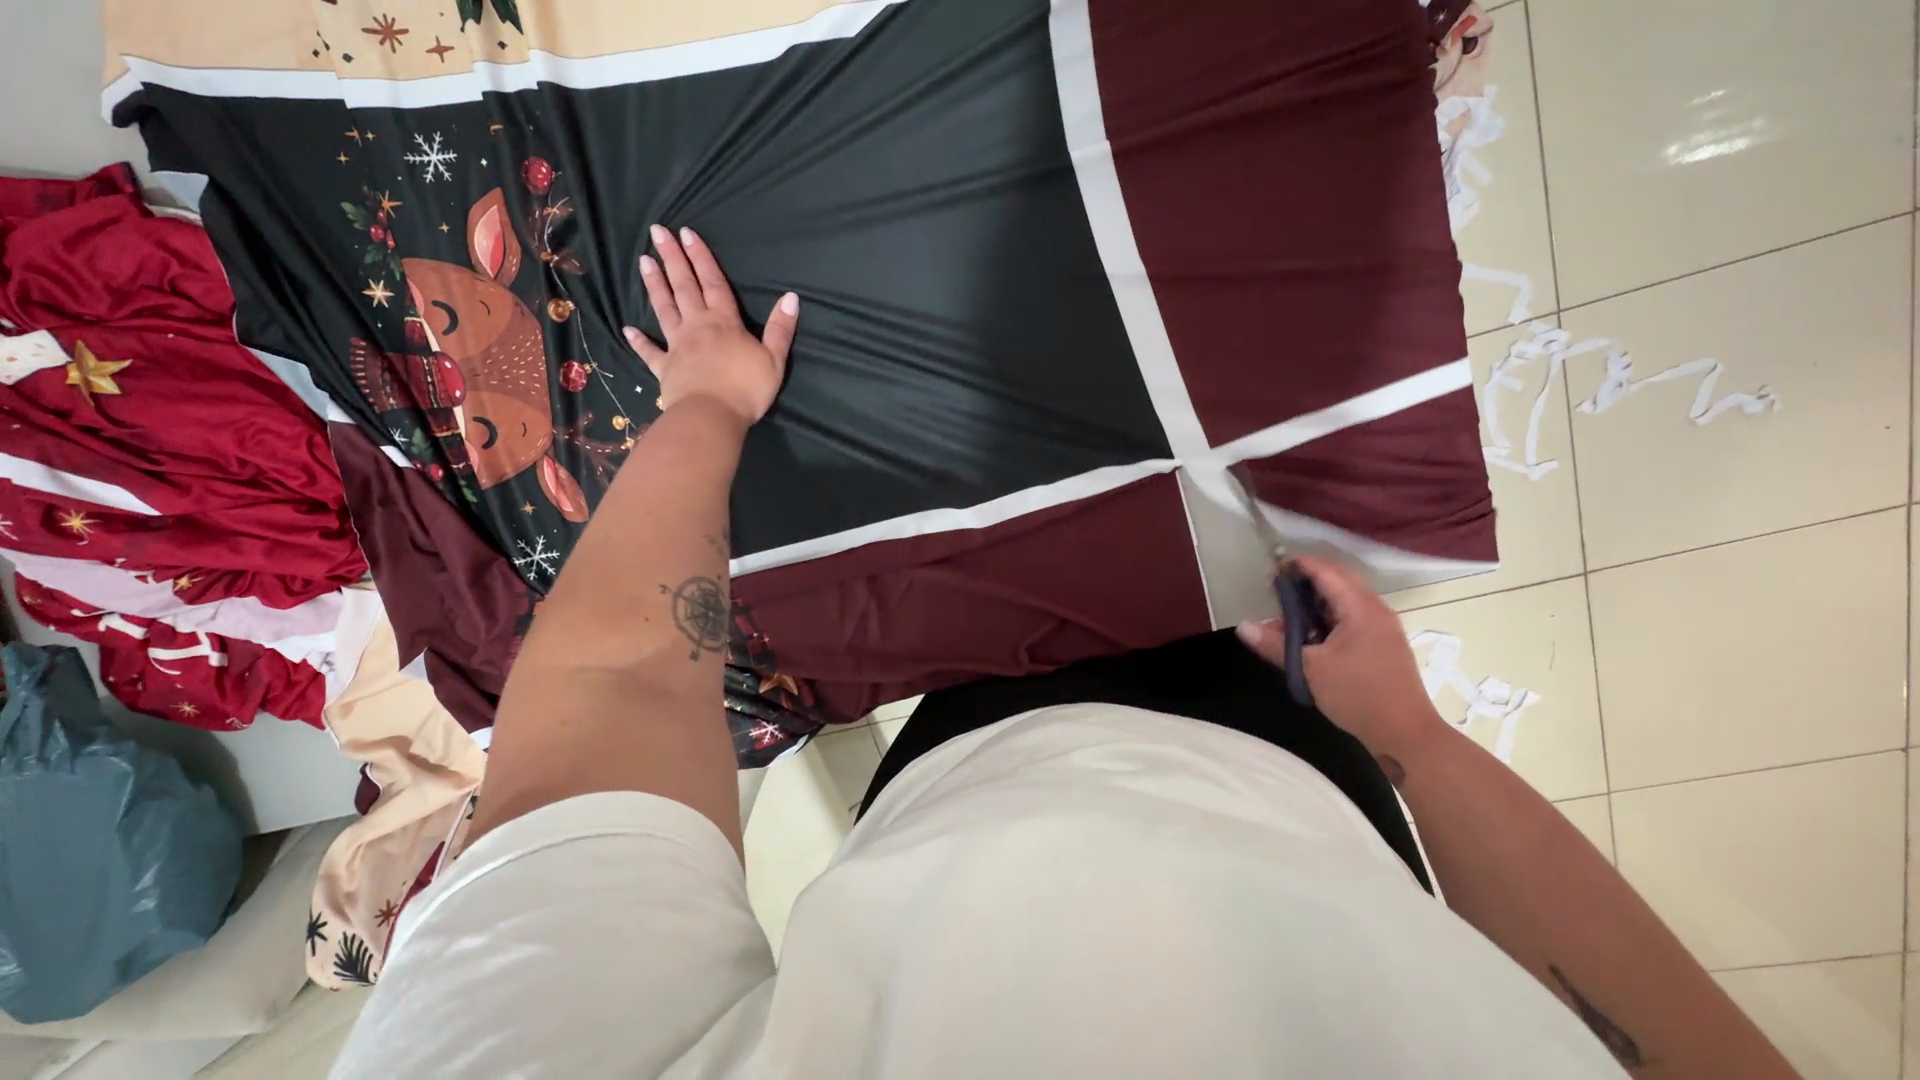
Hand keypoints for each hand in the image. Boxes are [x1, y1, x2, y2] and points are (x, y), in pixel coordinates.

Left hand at [624, 224, 797, 426]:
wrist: (712, 417)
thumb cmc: (746, 389)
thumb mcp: (774, 360)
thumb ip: (780, 329)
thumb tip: (791, 298)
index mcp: (725, 323)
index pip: (713, 283)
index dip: (702, 257)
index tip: (687, 233)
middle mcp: (697, 327)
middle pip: (684, 287)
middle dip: (673, 259)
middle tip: (658, 233)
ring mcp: (677, 346)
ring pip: (665, 309)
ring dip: (655, 285)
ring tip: (644, 261)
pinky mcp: (665, 368)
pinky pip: (650, 352)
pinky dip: (638, 341)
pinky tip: (627, 328)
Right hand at [1236, 555, 1449, 764]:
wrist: (1405, 732)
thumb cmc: (1357, 695)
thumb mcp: (1309, 669)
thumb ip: (1275, 645)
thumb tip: (1242, 626)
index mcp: (1360, 608)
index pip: (1327, 572)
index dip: (1300, 566)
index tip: (1273, 570)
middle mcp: (1376, 610)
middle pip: (1339, 581)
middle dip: (1308, 582)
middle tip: (1278, 592)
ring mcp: (1383, 627)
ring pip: (1347, 600)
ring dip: (1318, 602)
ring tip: (1289, 616)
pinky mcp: (1384, 644)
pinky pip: (1353, 617)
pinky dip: (1330, 617)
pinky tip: (1312, 635)